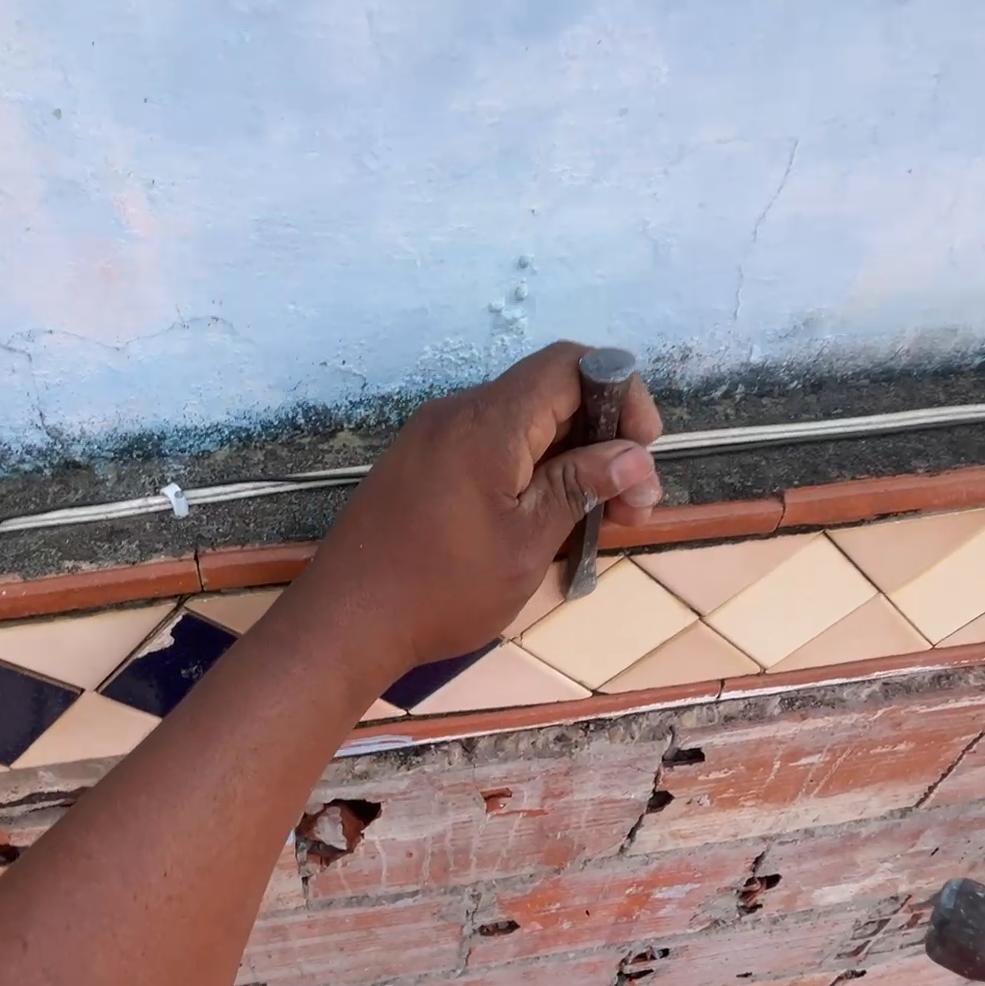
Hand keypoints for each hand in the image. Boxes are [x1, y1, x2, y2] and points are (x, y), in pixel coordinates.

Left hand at [291, 342, 663, 677]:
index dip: (619, 393)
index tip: (641, 451)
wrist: (343, 621)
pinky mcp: (419, 466)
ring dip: (567, 464)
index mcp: (486, 422)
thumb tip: (633, 455)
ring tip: (598, 523)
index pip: (569, 364)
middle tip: (631, 507)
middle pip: (547, 397)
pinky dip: (527, 474)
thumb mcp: (525, 542)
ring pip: (520, 429)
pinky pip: (488, 451)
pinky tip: (547, 520)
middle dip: (601, 441)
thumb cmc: (442, 589)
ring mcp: (431, 440)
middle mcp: (456, 415)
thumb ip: (579, 487)